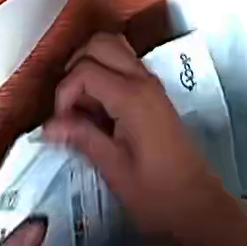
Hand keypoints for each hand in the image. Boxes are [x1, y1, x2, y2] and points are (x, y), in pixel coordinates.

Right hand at [43, 34, 246, 244]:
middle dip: (74, 67)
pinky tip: (96, 102)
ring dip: (89, 62)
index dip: (64, 92)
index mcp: (132, 95)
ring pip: (112, 44)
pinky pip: (122, 59)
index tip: (60, 123)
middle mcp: (142, 77)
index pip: (85, 69)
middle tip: (66, 105)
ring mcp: (149, 80)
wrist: (198, 204)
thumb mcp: (115, 170)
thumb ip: (82, 138)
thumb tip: (49, 125)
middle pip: (99, 43)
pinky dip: (103, 68)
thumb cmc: (157, 193)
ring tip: (78, 100)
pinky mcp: (152, 88)